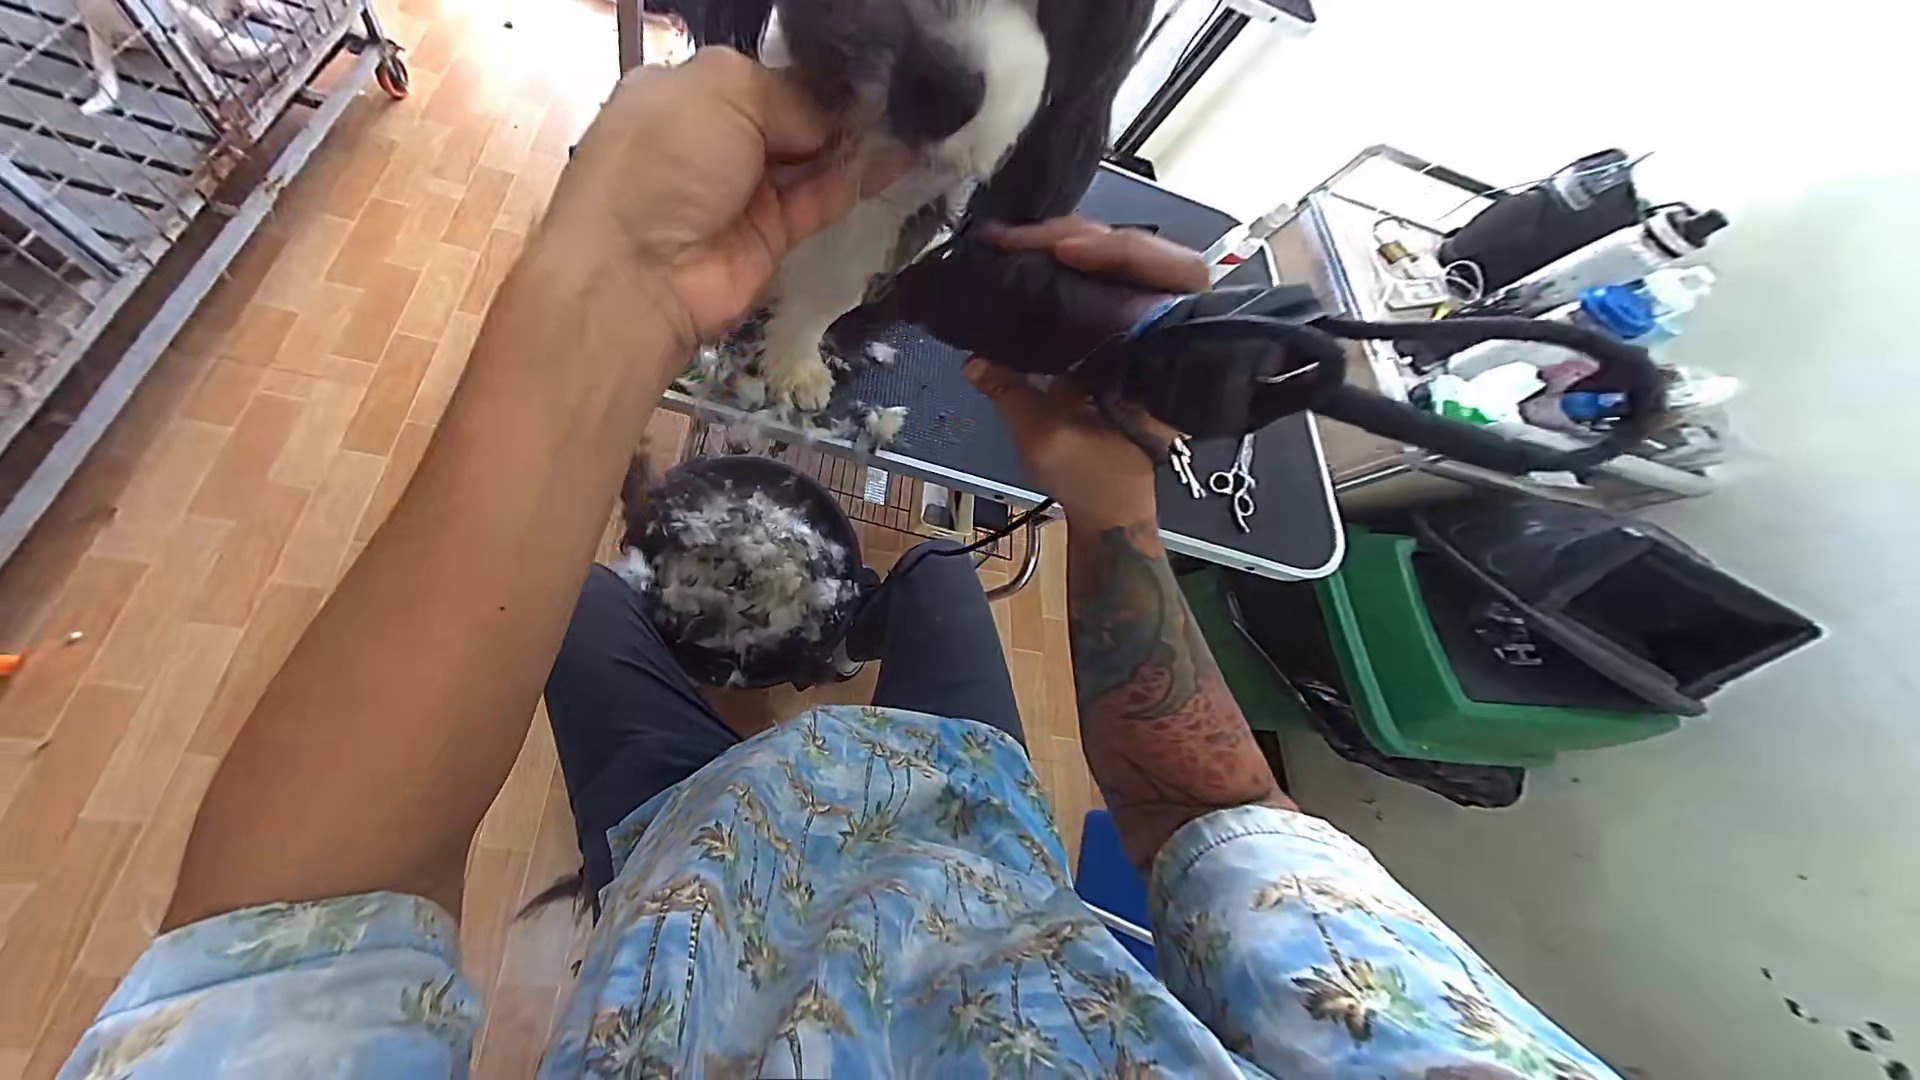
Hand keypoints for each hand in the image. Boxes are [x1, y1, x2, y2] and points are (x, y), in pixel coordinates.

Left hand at [540, 48, 908, 349]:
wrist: (644, 271)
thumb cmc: (667, 160)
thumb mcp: (722, 92)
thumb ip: (789, 96)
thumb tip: (835, 116)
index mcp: (696, 91)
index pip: (770, 76)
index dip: (818, 74)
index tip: (872, 69)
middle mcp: (724, 138)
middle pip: (797, 118)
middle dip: (845, 108)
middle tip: (902, 95)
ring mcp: (750, 190)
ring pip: (815, 161)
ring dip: (859, 144)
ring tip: (913, 123)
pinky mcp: (775, 235)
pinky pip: (821, 200)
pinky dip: (855, 182)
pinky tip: (896, 160)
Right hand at [963, 218, 1210, 529]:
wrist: (1109, 505)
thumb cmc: (1091, 479)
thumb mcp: (1047, 438)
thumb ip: (1012, 394)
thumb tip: (972, 361)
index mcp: (1164, 362)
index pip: (1173, 279)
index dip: (1124, 253)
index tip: (1065, 251)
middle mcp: (1165, 337)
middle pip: (1148, 255)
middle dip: (1087, 237)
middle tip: (1026, 240)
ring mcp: (1145, 333)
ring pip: (1126, 264)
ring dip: (1077, 245)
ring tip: (1023, 243)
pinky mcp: (1121, 338)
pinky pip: (1105, 287)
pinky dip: (1073, 271)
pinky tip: (1037, 262)